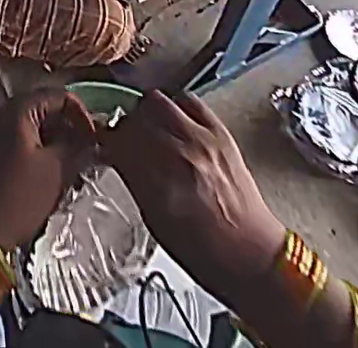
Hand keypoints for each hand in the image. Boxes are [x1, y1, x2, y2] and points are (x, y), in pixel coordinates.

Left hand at [0, 89, 97, 249]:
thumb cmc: (19, 196)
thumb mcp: (56, 169)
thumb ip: (78, 147)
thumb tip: (94, 137)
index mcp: (21, 109)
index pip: (60, 96)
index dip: (82, 114)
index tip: (94, 139)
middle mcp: (8, 113)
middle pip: (50, 110)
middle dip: (73, 129)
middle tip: (90, 152)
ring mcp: (2, 131)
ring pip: (41, 127)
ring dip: (62, 142)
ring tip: (77, 166)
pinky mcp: (1, 151)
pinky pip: (31, 142)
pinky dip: (48, 152)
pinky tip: (59, 173)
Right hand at [101, 91, 284, 284]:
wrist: (253, 256)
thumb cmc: (204, 251)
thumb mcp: (155, 220)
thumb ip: (133, 179)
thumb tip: (113, 153)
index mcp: (159, 182)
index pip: (117, 141)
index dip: (106, 140)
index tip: (104, 143)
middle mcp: (180, 154)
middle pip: (134, 118)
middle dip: (124, 126)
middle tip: (125, 136)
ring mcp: (202, 139)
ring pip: (156, 101)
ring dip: (146, 111)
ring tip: (148, 126)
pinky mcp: (220, 133)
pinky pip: (188, 100)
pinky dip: (175, 105)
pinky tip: (174, 120)